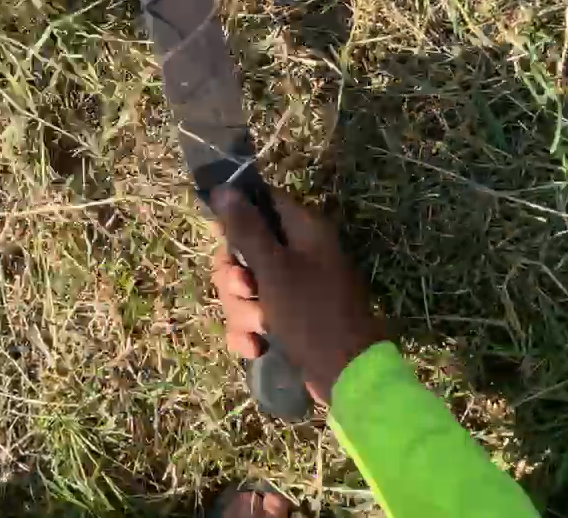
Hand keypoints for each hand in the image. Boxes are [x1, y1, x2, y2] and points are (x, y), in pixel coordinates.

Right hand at [210, 186, 384, 404]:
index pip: (262, 200)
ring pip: (246, 284)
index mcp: (303, 231)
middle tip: (243, 290)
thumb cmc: (311, 314)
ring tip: (257, 328)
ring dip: (242, 309)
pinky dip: (250, 331)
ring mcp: (294, 288)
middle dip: (234, 276)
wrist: (348, 379)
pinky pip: (253, 313)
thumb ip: (246, 227)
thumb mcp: (273, 268)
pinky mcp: (287, 319)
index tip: (220, 235)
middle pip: (245, 246)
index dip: (236, 213)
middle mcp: (299, 253)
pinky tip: (256, 347)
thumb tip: (223, 188)